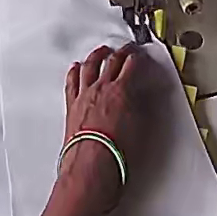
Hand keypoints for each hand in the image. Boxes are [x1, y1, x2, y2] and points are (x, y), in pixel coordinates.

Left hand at [57, 43, 141, 214]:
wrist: (91, 166)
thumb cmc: (116, 152)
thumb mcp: (141, 127)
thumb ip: (142, 106)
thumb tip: (145, 97)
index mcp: (121, 91)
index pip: (132, 65)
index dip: (138, 57)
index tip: (141, 55)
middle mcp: (101, 88)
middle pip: (112, 61)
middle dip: (121, 52)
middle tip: (127, 49)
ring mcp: (84, 95)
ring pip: (89, 66)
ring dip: (97, 55)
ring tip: (102, 51)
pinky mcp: (72, 105)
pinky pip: (72, 81)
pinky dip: (75, 71)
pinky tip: (76, 67)